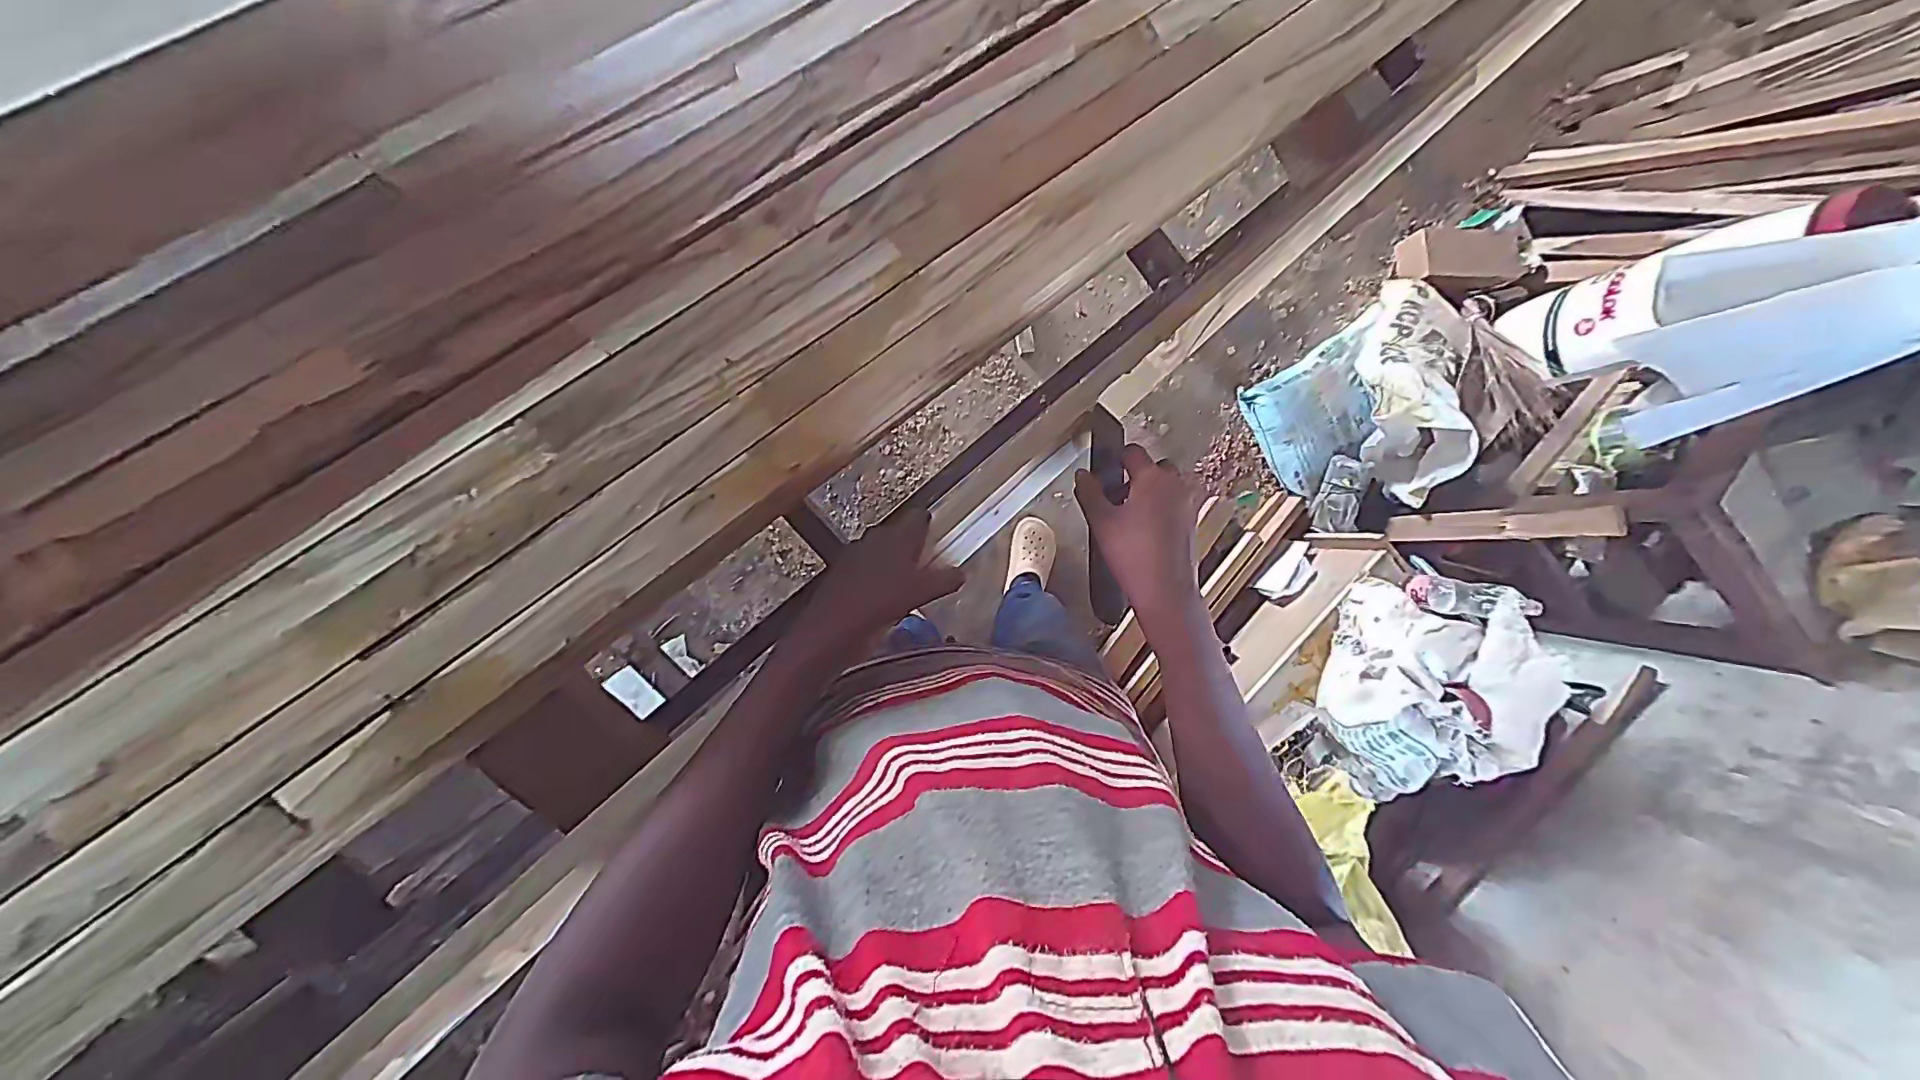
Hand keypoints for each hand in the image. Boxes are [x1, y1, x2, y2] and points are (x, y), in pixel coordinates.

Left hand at [802, 508, 964, 638]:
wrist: (833, 624)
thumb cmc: (882, 602)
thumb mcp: (922, 593)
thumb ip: (944, 580)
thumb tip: (960, 573)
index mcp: (898, 536)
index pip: (918, 516)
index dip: (928, 523)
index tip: (937, 535)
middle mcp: (875, 538)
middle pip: (899, 533)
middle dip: (912, 545)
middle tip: (926, 561)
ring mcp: (855, 553)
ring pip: (881, 550)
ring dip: (893, 561)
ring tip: (906, 581)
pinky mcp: (841, 572)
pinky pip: (866, 567)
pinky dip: (876, 576)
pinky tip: (882, 595)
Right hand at [1075, 445, 1201, 622]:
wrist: (1165, 589)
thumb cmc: (1136, 557)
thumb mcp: (1101, 522)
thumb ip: (1089, 493)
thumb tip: (1083, 477)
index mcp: (1152, 478)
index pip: (1133, 452)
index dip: (1117, 458)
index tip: (1108, 469)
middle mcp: (1175, 486)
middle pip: (1155, 466)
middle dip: (1137, 476)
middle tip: (1117, 494)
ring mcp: (1188, 503)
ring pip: (1169, 484)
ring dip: (1153, 490)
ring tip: (1132, 511)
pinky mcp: (1192, 521)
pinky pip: (1177, 503)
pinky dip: (1163, 507)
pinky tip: (1145, 528)